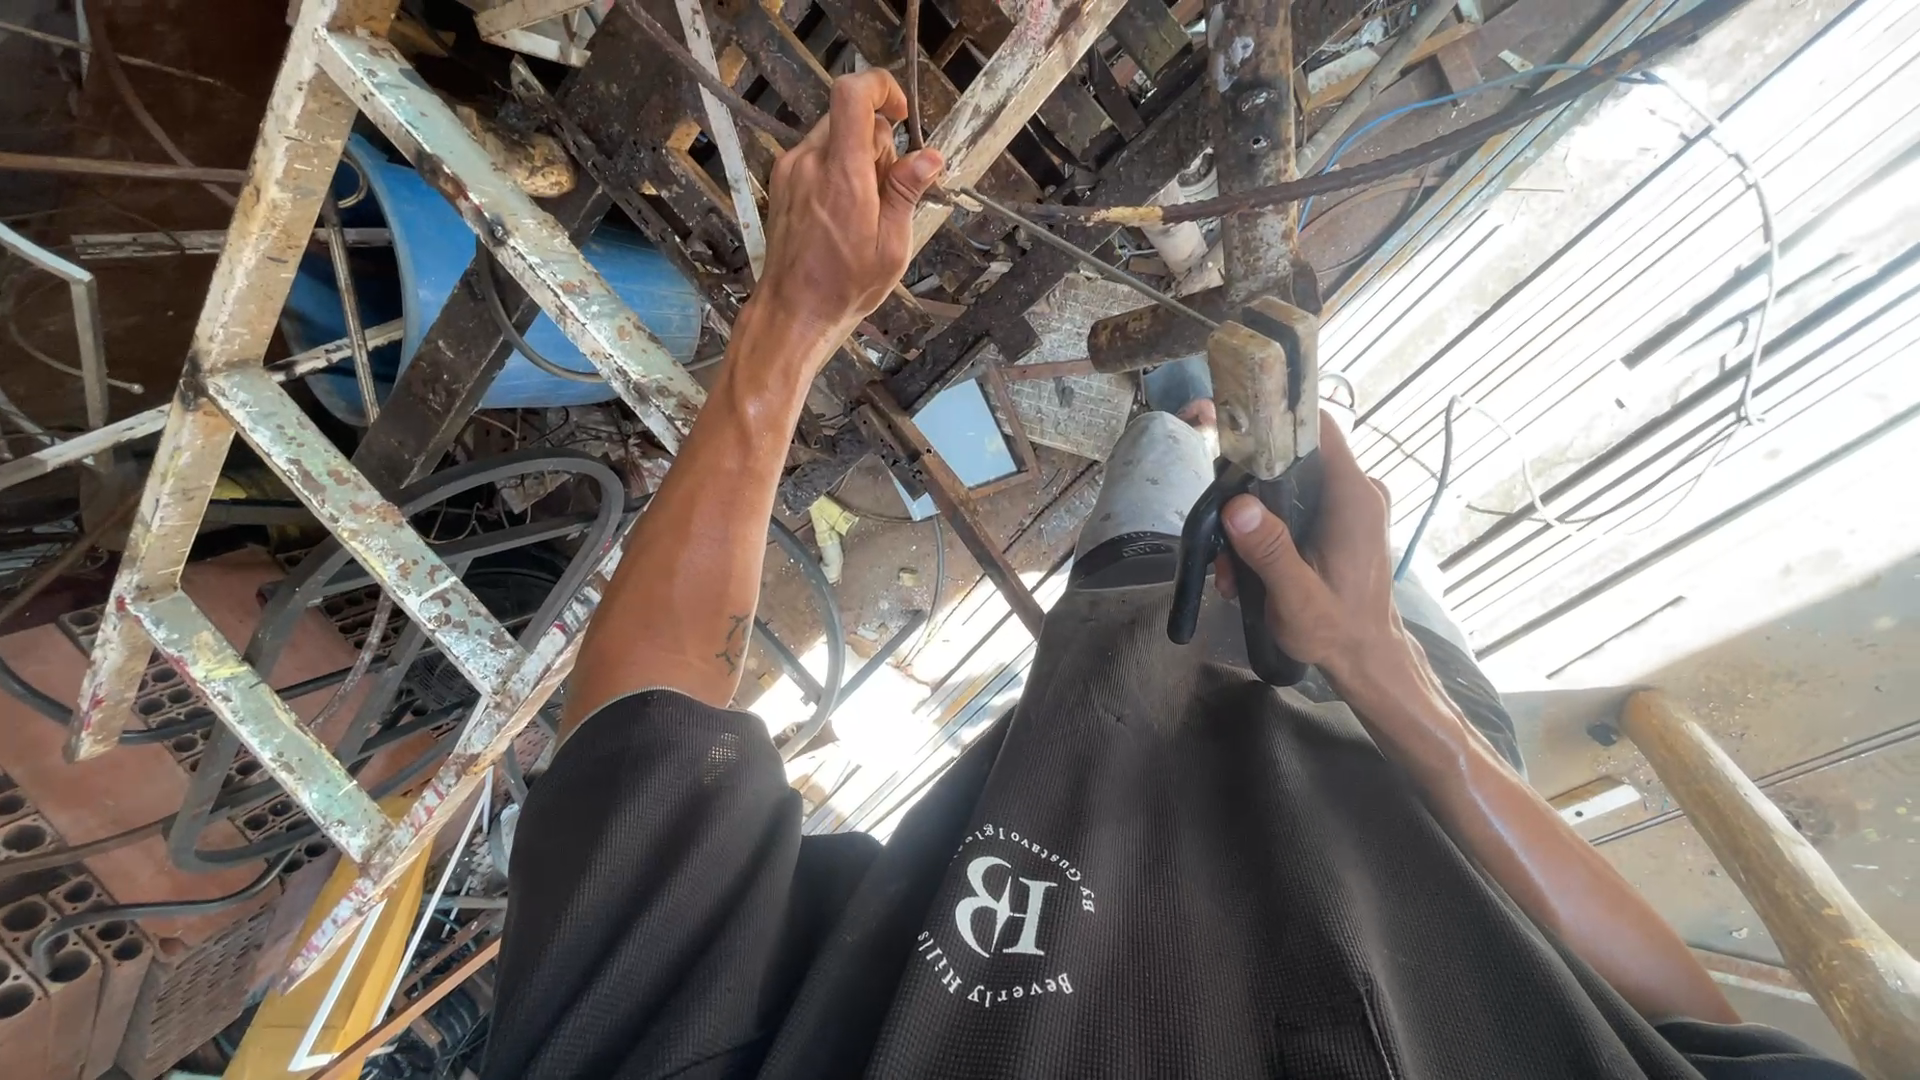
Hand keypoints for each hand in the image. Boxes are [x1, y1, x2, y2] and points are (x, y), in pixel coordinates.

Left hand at [751, 70, 944, 357]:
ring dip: (857, 157)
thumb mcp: (891, 248)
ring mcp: (791, 169)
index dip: (881, 88)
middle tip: (887, 189)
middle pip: (849, 117)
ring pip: (833, 135)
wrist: (793, 310)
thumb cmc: (844, 287)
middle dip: (877, 142)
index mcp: (842, 174)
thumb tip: (930, 156)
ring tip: (865, 207)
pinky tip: (843, 211)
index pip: (853, 94)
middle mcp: (811, 161)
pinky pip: (817, 155)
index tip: (901, 115)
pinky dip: (837, 169)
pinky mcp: (783, 181)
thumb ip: (905, 194)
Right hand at [1215, 413, 1413, 691]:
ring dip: (1251, 521)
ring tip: (1230, 568)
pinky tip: (1245, 571)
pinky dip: (1266, 532)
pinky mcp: (1340, 520)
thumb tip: (1237, 505)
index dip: (1275, 420)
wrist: (1367, 659)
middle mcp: (1357, 492)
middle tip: (1220, 532)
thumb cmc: (1337, 631)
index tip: (1233, 434)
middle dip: (1248, 490)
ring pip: (1287, 487)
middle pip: (1292, 458)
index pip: (1317, 429)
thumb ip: (1269, 550)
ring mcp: (1349, 505)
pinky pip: (1294, 507)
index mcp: (1354, 499)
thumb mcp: (1296, 597)